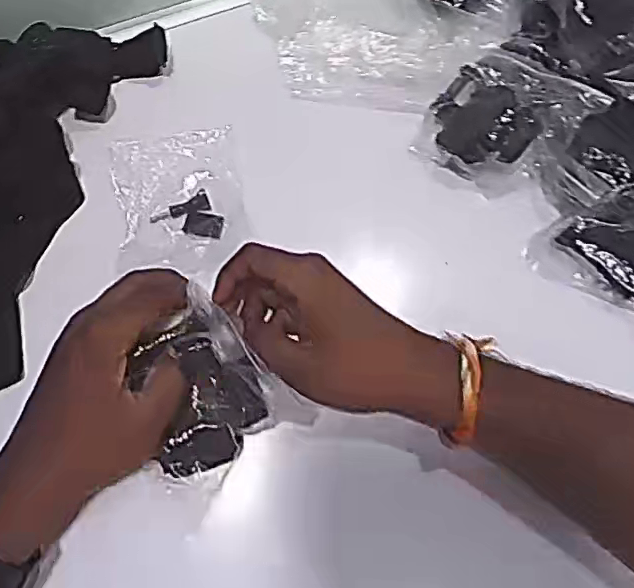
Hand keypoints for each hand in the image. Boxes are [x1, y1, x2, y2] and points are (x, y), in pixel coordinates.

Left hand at [0, 269, 191, 562]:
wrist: (38, 477)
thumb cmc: (78, 454)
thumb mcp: (146, 424)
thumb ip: (172, 381)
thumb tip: (181, 359)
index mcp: (102, 334)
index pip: (149, 293)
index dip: (182, 294)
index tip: (202, 303)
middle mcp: (84, 326)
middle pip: (132, 284)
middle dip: (166, 287)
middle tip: (192, 302)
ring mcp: (73, 336)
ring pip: (118, 297)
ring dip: (149, 300)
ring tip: (177, 321)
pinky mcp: (70, 350)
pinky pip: (107, 316)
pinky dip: (132, 316)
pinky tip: (149, 342)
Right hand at [213, 243, 456, 425]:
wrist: (414, 375)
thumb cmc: (367, 366)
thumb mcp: (297, 363)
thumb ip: (260, 342)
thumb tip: (245, 331)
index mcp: (302, 275)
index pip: (250, 257)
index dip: (227, 279)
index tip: (220, 304)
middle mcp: (313, 271)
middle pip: (261, 270)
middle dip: (242, 299)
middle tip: (235, 328)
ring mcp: (324, 284)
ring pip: (276, 285)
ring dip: (261, 311)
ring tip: (259, 345)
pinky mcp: (332, 299)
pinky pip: (294, 298)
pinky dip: (280, 317)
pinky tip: (281, 347)